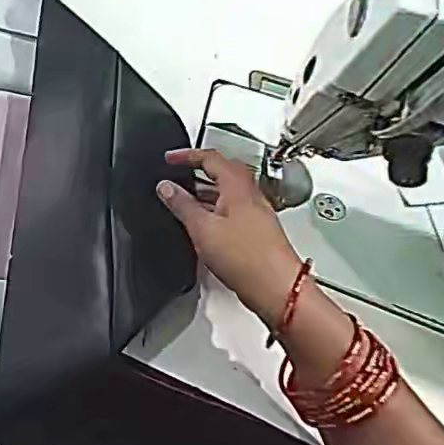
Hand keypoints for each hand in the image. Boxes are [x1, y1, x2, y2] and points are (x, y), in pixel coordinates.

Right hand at [157, 148, 304, 322]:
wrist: (277, 289)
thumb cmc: (248, 259)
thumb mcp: (202, 227)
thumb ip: (181, 204)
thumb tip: (166, 187)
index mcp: (238, 187)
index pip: (211, 158)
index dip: (187, 155)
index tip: (170, 158)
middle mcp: (251, 197)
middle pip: (223, 172)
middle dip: (197, 170)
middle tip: (177, 172)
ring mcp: (256, 214)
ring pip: (227, 192)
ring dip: (204, 191)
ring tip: (183, 199)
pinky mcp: (256, 232)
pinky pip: (231, 210)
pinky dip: (213, 209)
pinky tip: (202, 224)